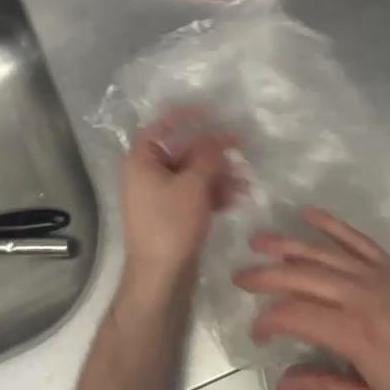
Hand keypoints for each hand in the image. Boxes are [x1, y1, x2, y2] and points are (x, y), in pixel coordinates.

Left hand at [120, 106, 236, 292]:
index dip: (186, 116)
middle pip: (183, 151)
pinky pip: (194, 195)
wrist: (159, 279)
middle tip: (243, 148)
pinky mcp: (171, 215)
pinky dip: (214, 194)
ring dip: (219, 175)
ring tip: (247, 181)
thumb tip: (218, 135)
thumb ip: (207, 156)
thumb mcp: (192, 185)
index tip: (211, 111)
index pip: (162, 126)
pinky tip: (238, 198)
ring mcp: (159, 195)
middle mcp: (147, 173)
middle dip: (214, 153)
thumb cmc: (170, 225)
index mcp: (142, 159)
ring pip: (192, 175)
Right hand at [233, 207, 389, 389]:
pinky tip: (308, 213)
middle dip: (264, 274)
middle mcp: (361, 295)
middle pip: (300, 276)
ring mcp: (378, 275)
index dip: (267, 320)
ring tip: (257, 240)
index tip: (255, 332)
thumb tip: (281, 379)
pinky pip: (356, 239)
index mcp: (355, 333)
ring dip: (286, 244)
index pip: (294, 315)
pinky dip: (331, 223)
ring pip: (322, 252)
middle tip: (238, 275)